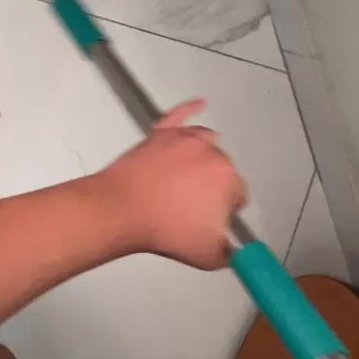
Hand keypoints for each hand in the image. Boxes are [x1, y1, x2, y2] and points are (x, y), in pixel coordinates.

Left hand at [96, 99, 246, 268]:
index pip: (238, 195)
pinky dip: (190, 108)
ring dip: (204, 156)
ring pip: (206, 142)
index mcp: (227, 179)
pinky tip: (200, 103)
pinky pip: (180, 114)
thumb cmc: (162, 229)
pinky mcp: (160, 133)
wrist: (119, 210)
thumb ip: (232, 254)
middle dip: (211, 185)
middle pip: (222, 168)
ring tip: (189, 177)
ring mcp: (182, 139)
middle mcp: (209, 152)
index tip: (209, 219)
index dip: (224, 209)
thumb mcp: (208, 255)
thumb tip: (237, 252)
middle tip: (189, 205)